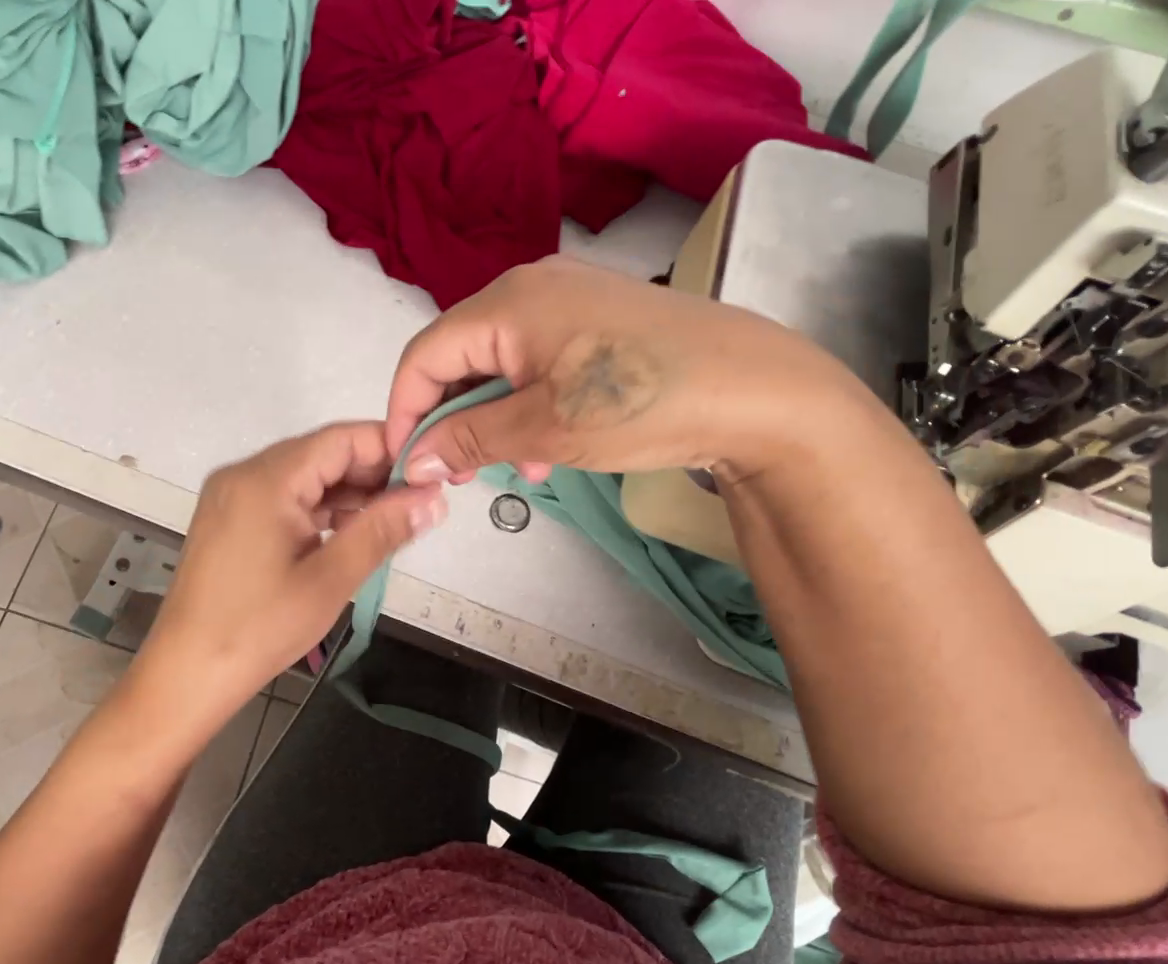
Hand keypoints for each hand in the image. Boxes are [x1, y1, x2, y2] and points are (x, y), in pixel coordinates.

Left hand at [130, 422, 446, 725]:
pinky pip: (283, 499)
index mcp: (266, 478)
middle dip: (372, 473)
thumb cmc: (259, 628)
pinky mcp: (229, 520)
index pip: (340, 439)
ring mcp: (231, 497)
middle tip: (421, 501)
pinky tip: (352, 531)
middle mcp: (244, 474)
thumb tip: (433, 499)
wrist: (186, 672)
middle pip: (320, 454)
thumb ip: (382, 530)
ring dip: (347, 494)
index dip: (390, 449)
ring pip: (303, 477)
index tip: (431, 474)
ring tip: (395, 519)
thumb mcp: (330, 579)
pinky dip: (319, 510)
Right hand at [384, 255, 867, 485]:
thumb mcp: (544, 429)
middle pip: (460, 356)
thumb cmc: (641, 404)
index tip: (407, 463)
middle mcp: (532, 287)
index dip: (405, 412)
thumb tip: (413, 457)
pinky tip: (547, 446)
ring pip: (500, 363)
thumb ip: (468, 438)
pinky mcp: (600, 320)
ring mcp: (570, 299)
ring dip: (492, 418)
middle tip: (460, 472)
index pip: (424, 356)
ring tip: (514, 468)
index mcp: (508, 302)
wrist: (762, 391)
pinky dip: (528, 405)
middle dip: (452, 418)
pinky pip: (538, 361)